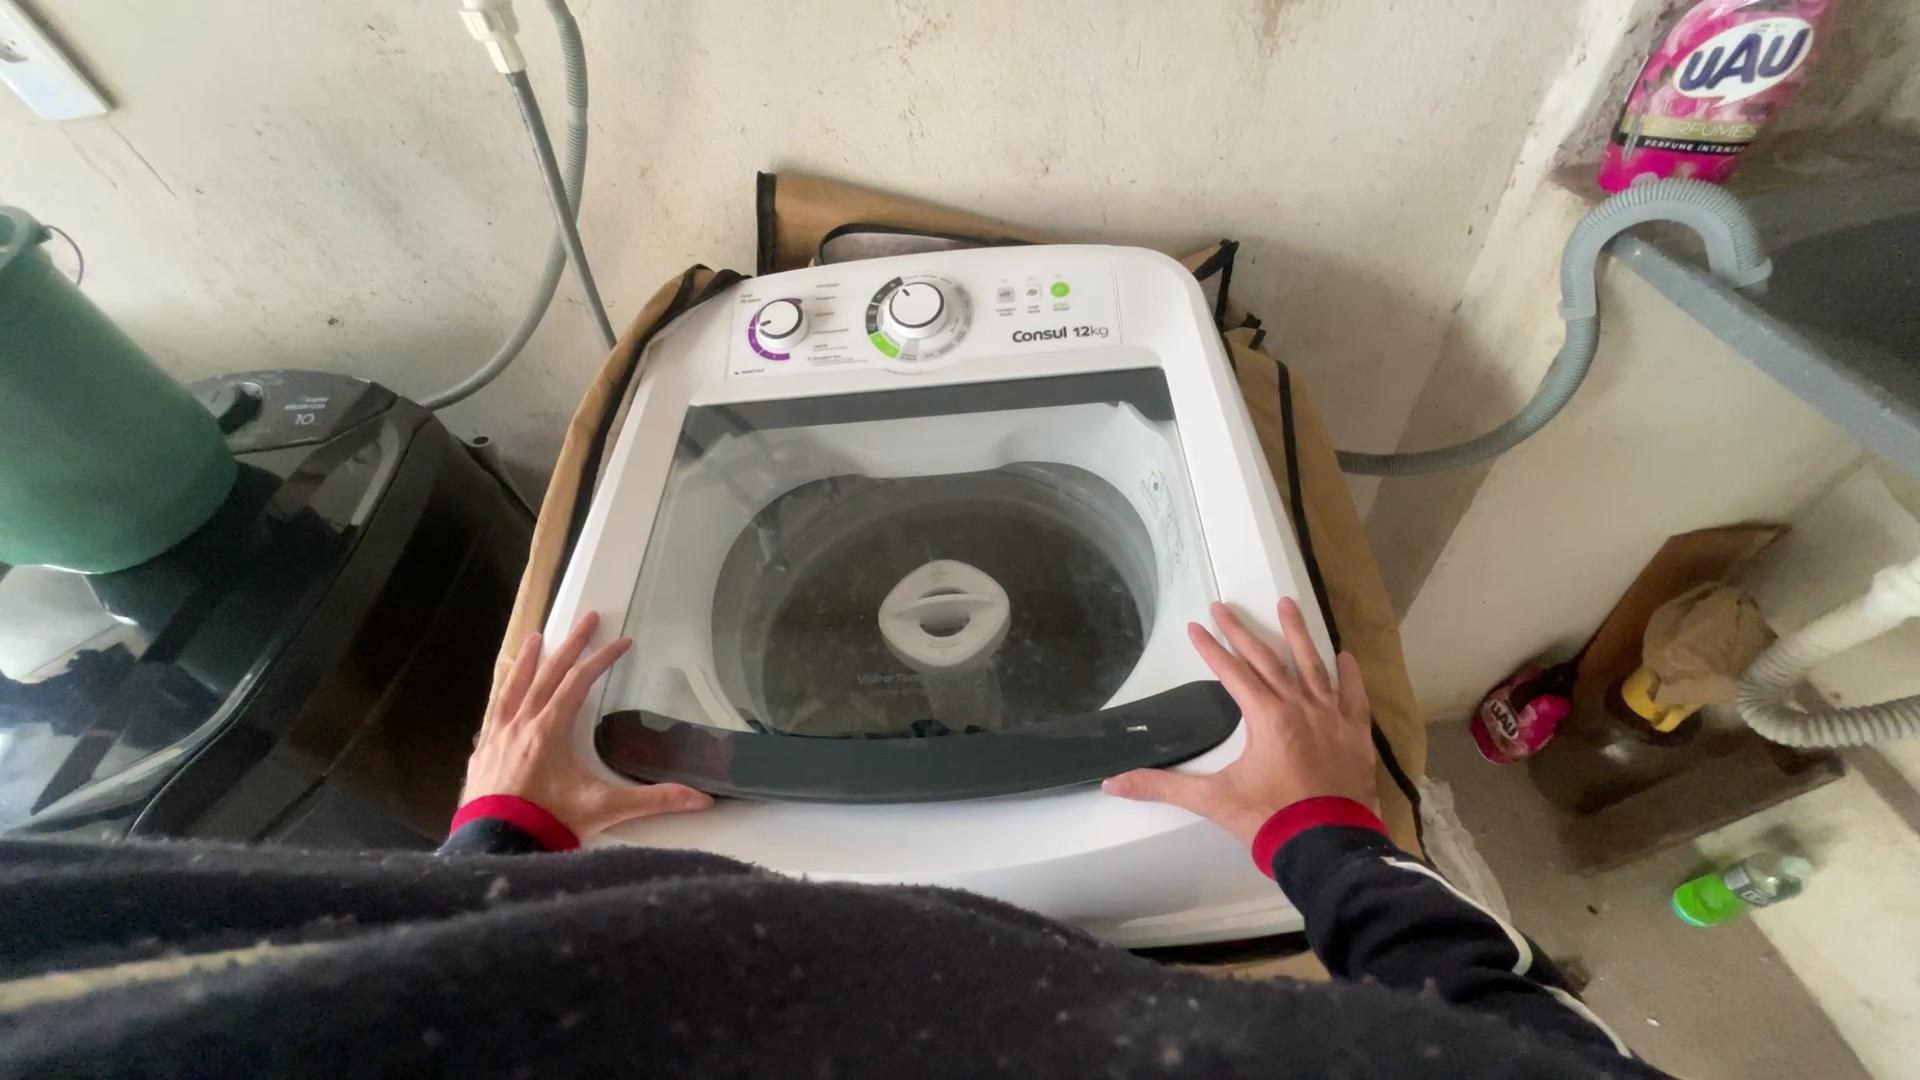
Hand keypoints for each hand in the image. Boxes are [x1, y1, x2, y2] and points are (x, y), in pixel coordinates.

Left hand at [464, 611, 711, 836]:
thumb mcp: (605, 809)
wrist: (493, 850)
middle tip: (588, 618)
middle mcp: (522, 725)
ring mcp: (497, 737)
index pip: (580, 682)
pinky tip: (505, 687)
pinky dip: (503, 691)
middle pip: (548, 674)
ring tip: (537, 637)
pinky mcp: (482, 753)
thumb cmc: (548, 824)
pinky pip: (494, 711)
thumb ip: (654, 800)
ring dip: (529, 660)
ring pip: (514, 687)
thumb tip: (701, 800)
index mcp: (551, 730)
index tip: (622, 642)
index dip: (603, 659)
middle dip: (571, 644)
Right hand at [1103, 597, 1375, 844]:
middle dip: (1241, 631)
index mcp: (1265, 717)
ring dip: (1296, 634)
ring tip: (1287, 603)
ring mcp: (1331, 718)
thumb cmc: (1270, 820)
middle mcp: (1298, 707)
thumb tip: (1112, 783)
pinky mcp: (1355, 735)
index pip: (1230, 671)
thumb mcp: (1211, 800)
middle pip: (1265, 659)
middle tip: (1224, 606)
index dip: (1209, 648)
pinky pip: (1353, 696)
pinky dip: (1350, 675)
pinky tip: (1345, 655)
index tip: (1195, 626)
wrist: (1329, 850)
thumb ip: (1161, 787)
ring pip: (1312, 666)